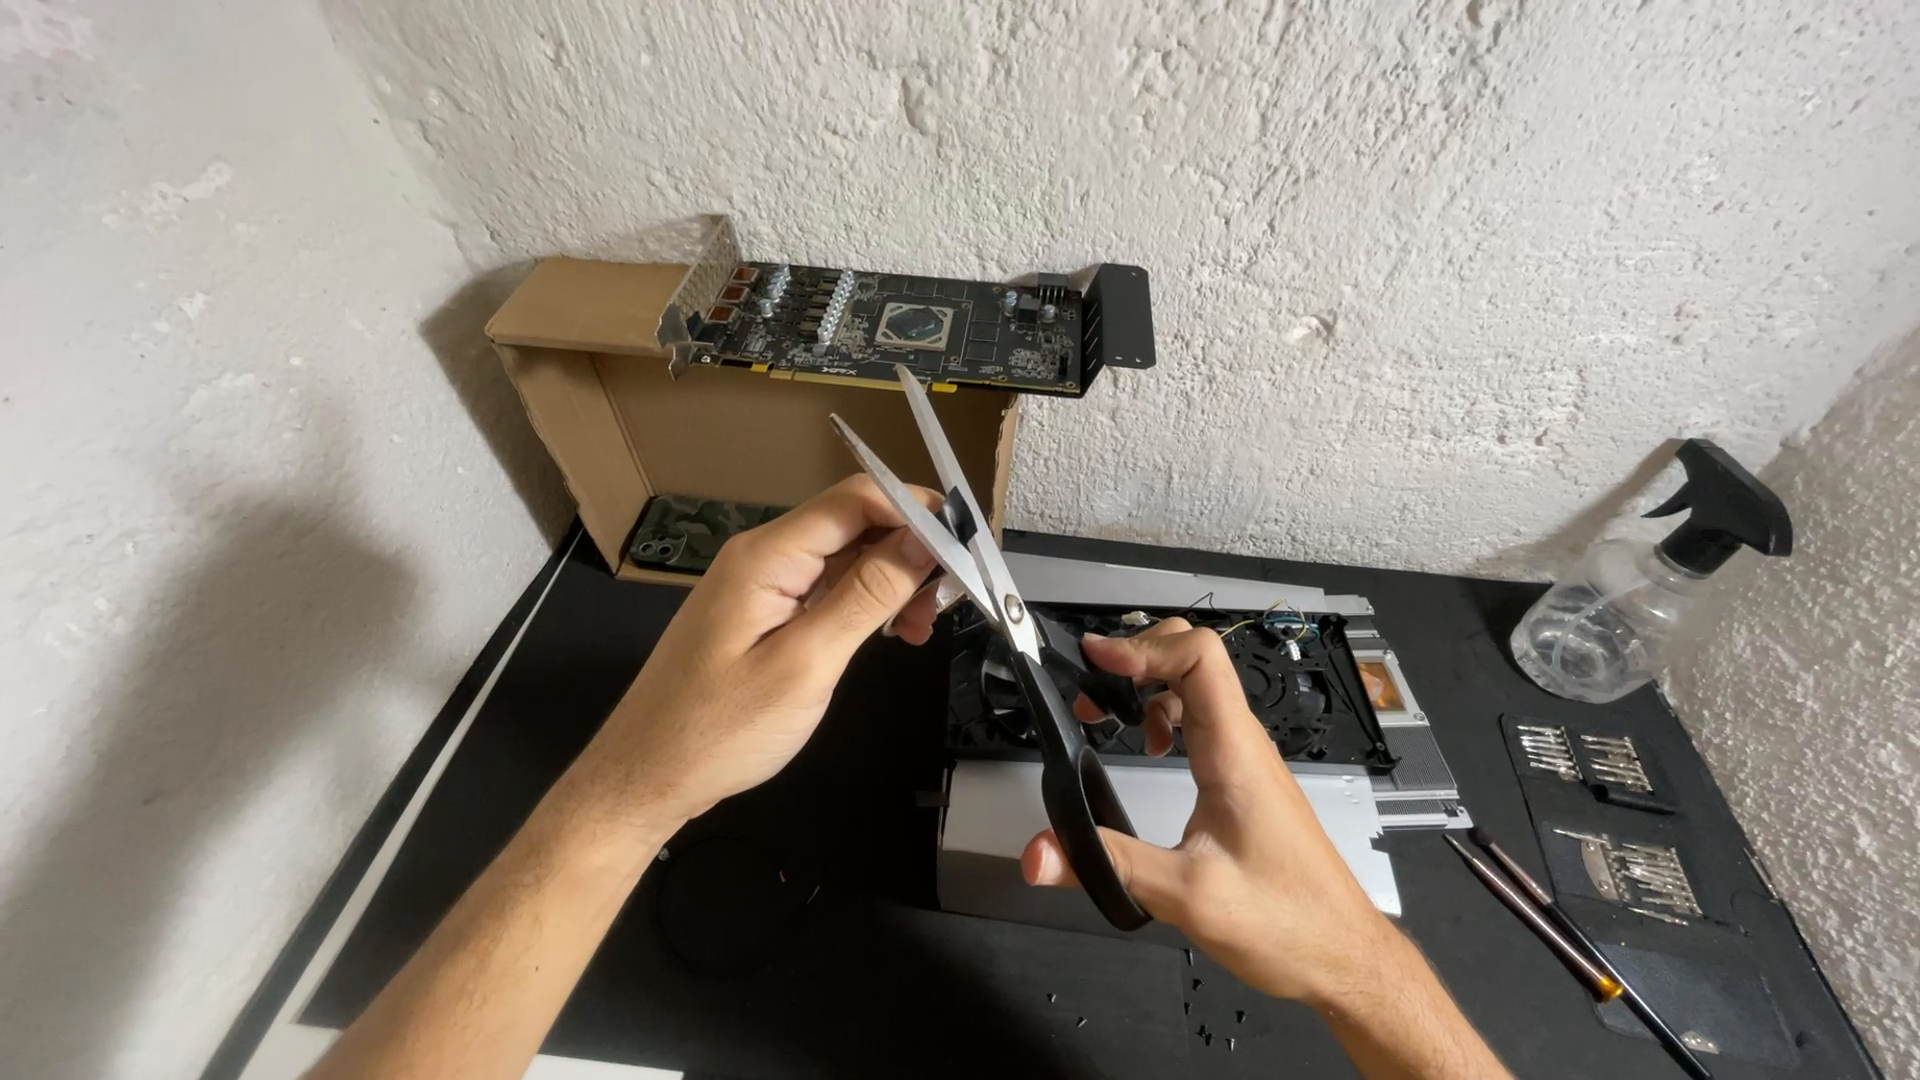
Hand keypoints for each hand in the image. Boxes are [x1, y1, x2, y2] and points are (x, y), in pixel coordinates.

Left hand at [569, 475, 942, 825]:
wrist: (646, 776)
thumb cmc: (721, 730)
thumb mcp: (807, 664)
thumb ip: (866, 595)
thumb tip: (923, 540)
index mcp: (767, 555)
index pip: (856, 498)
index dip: (916, 510)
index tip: (963, 547)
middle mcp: (764, 555)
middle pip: (854, 523)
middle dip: (910, 550)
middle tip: (948, 600)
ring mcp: (763, 583)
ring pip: (846, 557)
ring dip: (893, 581)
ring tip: (919, 627)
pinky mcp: (766, 610)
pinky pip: (828, 587)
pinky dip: (866, 603)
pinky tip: (888, 634)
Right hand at [1021, 618, 1398, 1005]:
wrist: (1344, 955)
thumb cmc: (1285, 924)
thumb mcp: (1186, 896)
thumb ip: (1109, 864)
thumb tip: (1038, 855)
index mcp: (1235, 753)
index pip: (1199, 657)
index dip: (1144, 645)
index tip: (1096, 658)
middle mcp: (1243, 742)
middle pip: (1195, 655)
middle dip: (1136, 658)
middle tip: (1091, 691)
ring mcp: (1246, 754)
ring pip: (1196, 684)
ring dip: (1146, 684)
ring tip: (1104, 718)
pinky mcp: (1243, 773)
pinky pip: (1202, 716)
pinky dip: (1163, 713)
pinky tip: (1149, 749)